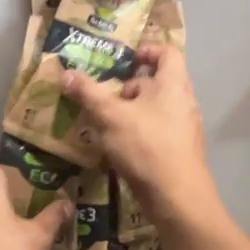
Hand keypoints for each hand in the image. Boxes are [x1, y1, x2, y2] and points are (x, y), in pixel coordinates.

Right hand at [62, 44, 219, 228]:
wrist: (178, 200)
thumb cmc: (147, 147)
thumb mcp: (110, 116)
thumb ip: (88, 93)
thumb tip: (65, 72)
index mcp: (173, 84)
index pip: (167, 52)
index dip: (147, 50)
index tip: (124, 59)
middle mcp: (184, 102)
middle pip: (158, 82)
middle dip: (130, 86)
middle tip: (105, 95)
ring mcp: (184, 129)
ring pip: (156, 109)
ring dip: (131, 111)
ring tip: (105, 122)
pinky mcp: (180, 152)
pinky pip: (157, 131)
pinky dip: (138, 132)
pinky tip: (117, 147)